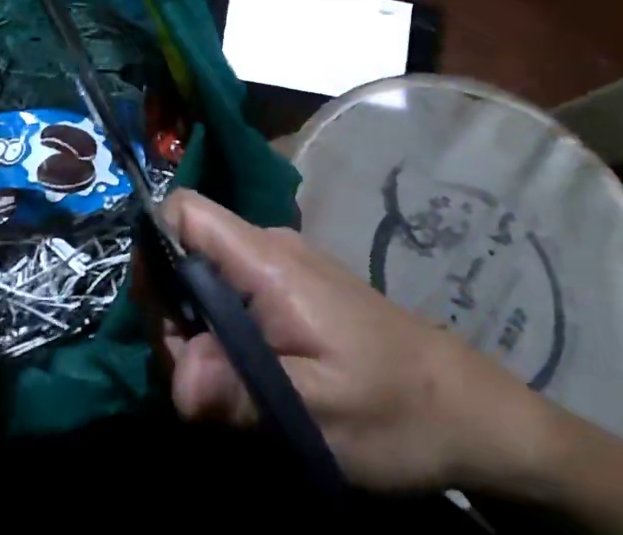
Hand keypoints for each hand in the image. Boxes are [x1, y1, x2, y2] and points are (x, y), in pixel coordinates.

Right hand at [147, 189, 568, 496]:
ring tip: (228, 393)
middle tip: (199, 382)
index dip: (154, 248)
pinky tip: (246, 381)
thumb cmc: (396, 410)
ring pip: (204, 277)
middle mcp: (268, 249)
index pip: (185, 210)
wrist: (468, 409)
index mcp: (267, 260)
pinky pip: (231, 295)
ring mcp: (281, 268)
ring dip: (196, 332)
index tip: (161, 317)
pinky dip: (220, 335)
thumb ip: (241, 391)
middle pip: (185, 250)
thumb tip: (174, 377)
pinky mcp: (291, 292)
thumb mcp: (316, 413)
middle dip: (171, 311)